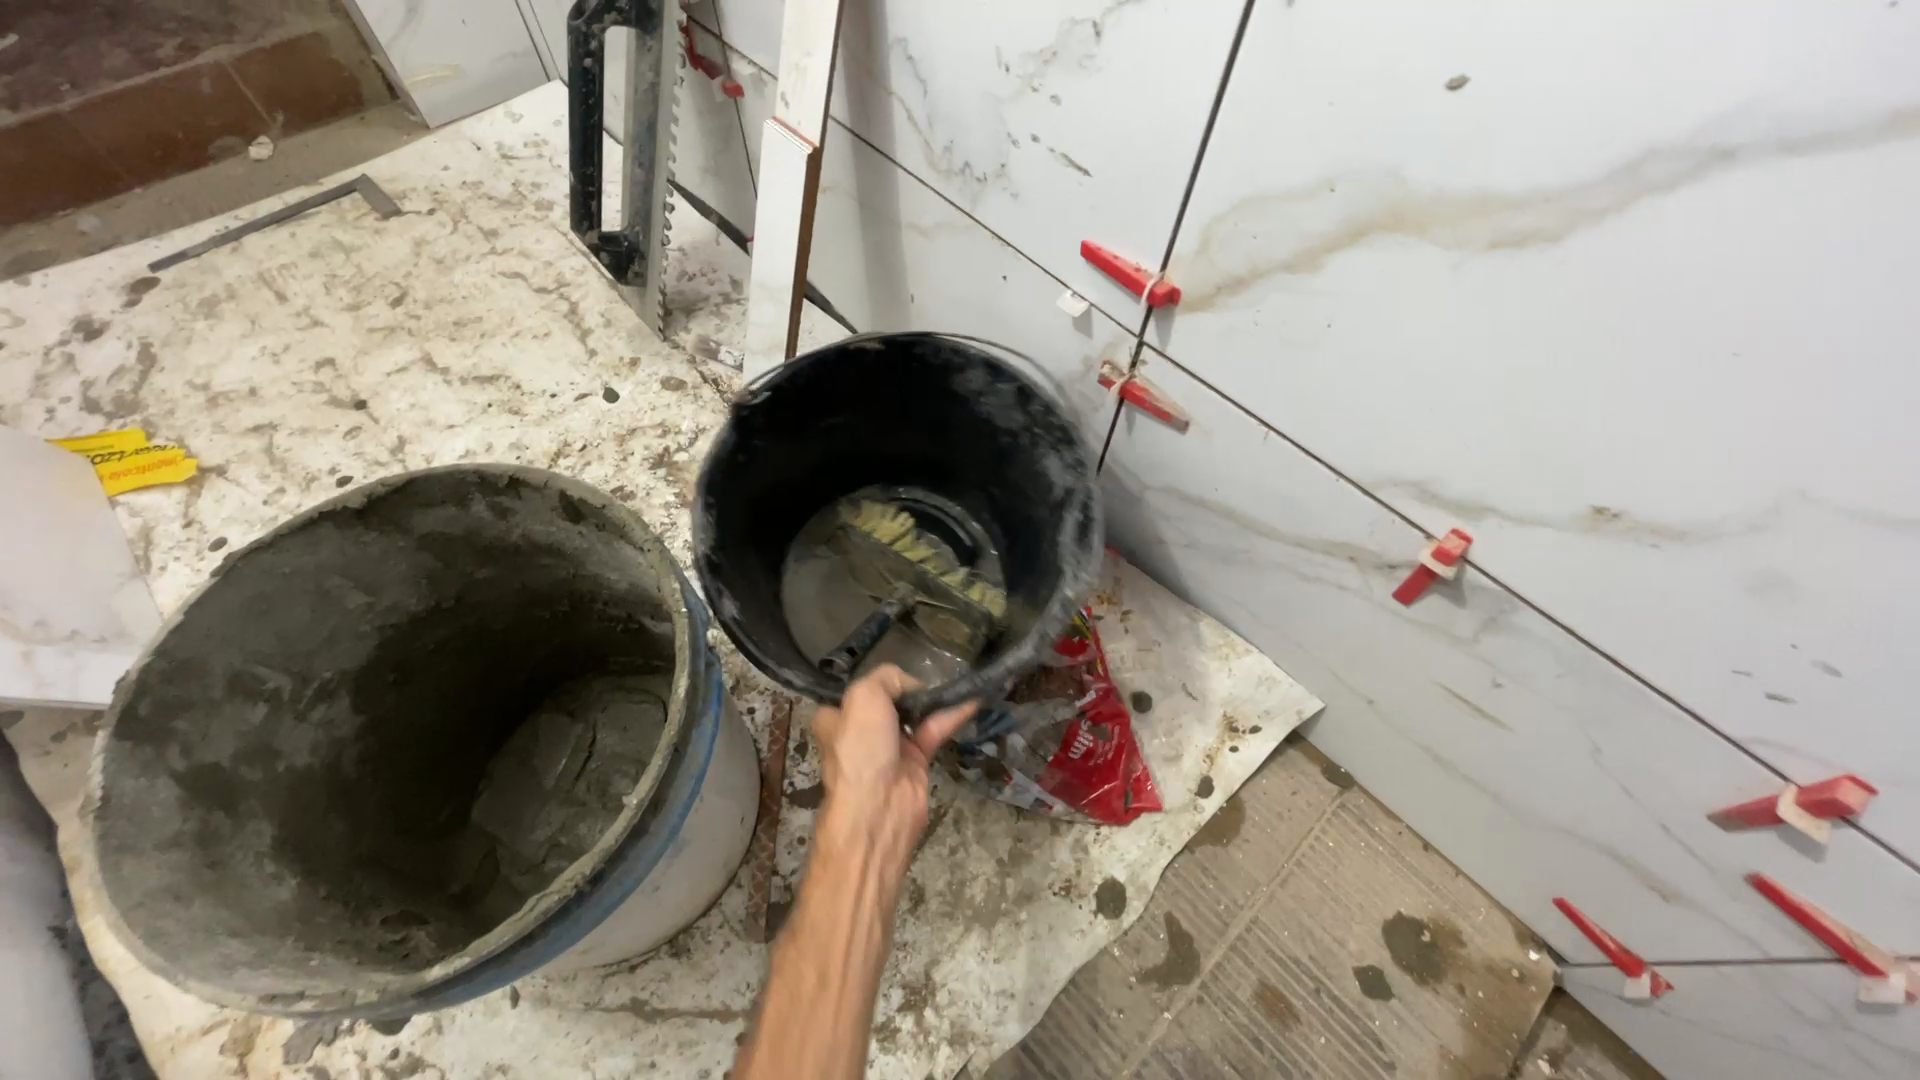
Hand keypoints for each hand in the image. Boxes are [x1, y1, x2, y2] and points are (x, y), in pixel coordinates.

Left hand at [809, 665, 977, 866]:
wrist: (878, 808)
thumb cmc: (861, 748)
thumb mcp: (863, 696)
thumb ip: (887, 678)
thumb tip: (912, 686)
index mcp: (836, 718)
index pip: (855, 693)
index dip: (876, 682)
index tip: (896, 675)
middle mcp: (860, 732)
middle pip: (888, 701)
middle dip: (909, 689)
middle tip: (930, 676)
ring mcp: (888, 748)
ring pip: (914, 715)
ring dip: (934, 700)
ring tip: (958, 682)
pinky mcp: (915, 761)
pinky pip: (934, 731)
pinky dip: (951, 716)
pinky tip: (971, 701)